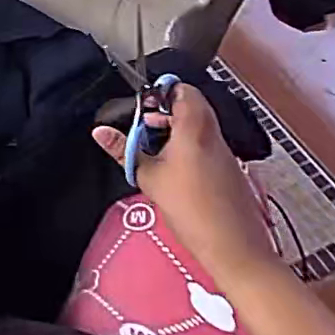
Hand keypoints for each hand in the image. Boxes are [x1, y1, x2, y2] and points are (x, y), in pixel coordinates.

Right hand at [91, 83, 277, 280]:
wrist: (233, 246)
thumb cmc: (192, 210)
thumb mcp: (149, 177)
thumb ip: (123, 150)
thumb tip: (101, 132)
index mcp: (194, 125)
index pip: (182, 88)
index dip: (160, 92)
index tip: (143, 107)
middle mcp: (212, 131)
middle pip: (189, 104)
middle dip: (164, 112)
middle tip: (145, 128)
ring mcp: (223, 149)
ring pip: (198, 124)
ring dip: (175, 129)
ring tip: (155, 150)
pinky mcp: (228, 166)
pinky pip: (206, 142)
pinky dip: (188, 145)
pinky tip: (174, 170)